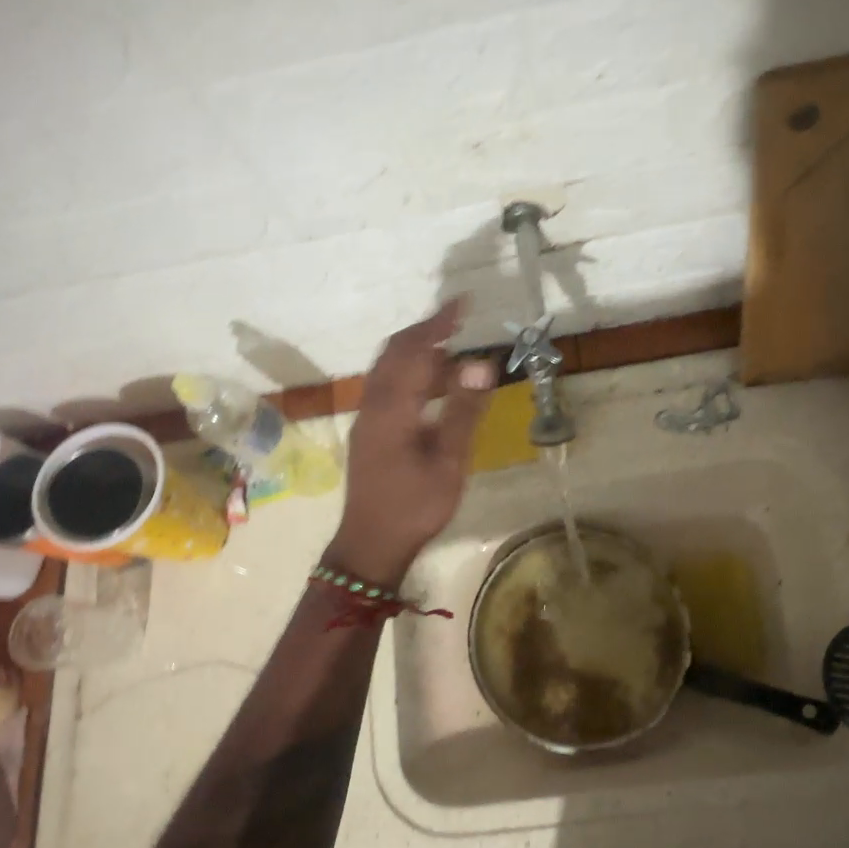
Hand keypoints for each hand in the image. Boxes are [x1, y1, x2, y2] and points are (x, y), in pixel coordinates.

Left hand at [325, 299, 494, 585]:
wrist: (370, 544)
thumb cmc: (415, 506)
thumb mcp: (449, 461)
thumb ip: (464, 411)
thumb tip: (481, 363)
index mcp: (392, 407)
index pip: (415, 350)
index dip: (439, 323)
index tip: (463, 303)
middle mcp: (373, 404)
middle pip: (394, 353)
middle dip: (425, 331)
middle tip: (458, 321)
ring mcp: (367, 419)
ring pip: (387, 370)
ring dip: (416, 353)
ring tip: (453, 354)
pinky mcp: (368, 433)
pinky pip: (386, 387)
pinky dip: (409, 373)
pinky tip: (432, 388)